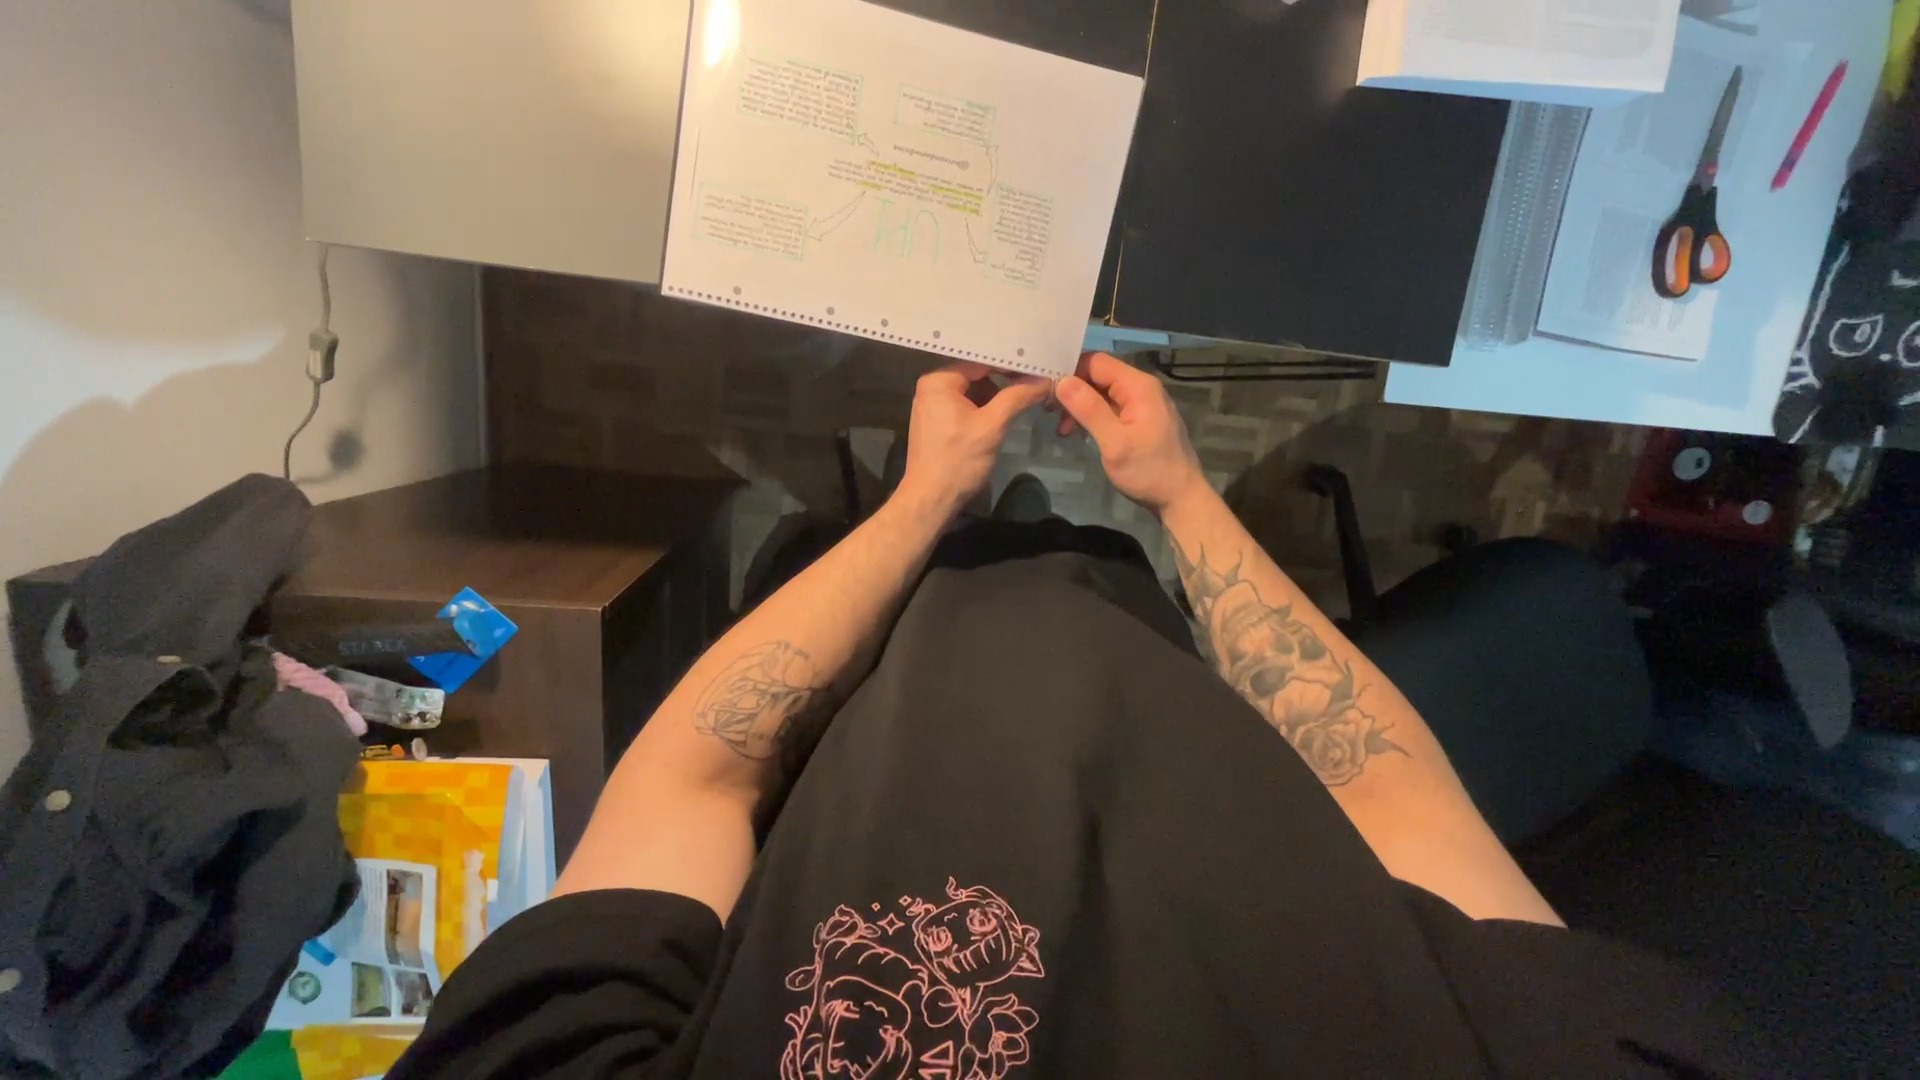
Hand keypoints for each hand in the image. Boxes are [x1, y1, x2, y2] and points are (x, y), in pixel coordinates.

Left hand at [897, 362, 1050, 519]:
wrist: (931, 499)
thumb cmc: (958, 461)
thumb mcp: (992, 426)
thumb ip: (1017, 397)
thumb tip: (1044, 380)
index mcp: (938, 380)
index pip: (981, 360)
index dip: (1010, 362)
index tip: (1038, 364)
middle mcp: (932, 386)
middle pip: (977, 374)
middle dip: (1005, 379)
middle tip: (1037, 379)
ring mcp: (933, 405)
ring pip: (973, 391)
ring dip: (997, 396)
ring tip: (1026, 396)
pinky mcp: (938, 422)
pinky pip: (966, 405)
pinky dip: (985, 408)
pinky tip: (1005, 413)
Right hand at [1054, 352, 1207, 514]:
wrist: (1180, 498)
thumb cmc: (1147, 471)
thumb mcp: (1114, 442)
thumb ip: (1089, 410)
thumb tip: (1061, 381)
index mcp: (1138, 386)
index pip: (1097, 362)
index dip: (1070, 371)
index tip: (1048, 392)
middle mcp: (1142, 388)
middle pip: (1099, 376)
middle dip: (1073, 391)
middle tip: (1051, 414)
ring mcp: (1142, 404)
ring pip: (1102, 393)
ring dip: (1080, 407)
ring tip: (1063, 430)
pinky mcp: (1140, 419)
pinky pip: (1111, 408)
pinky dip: (1093, 417)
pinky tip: (1079, 433)